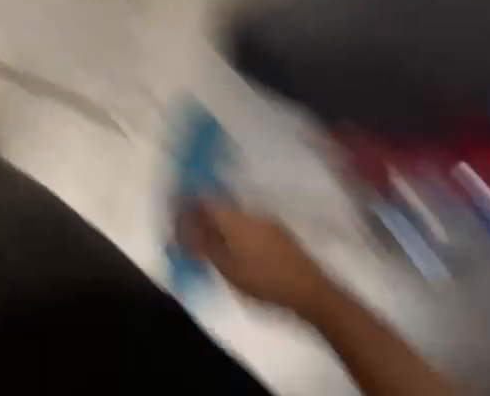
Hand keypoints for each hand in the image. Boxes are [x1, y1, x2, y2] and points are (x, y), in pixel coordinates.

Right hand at [178, 200, 335, 316]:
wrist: (315, 294)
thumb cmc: (264, 281)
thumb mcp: (225, 268)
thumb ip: (200, 246)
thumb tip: (178, 232)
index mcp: (230, 215)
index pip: (198, 195)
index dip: (182, 203)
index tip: (174, 218)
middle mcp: (246, 209)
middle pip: (214, 203)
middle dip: (200, 216)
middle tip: (192, 237)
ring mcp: (266, 220)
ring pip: (232, 215)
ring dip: (218, 225)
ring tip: (214, 248)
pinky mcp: (281, 233)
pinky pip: (248, 224)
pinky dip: (236, 233)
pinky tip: (238, 252)